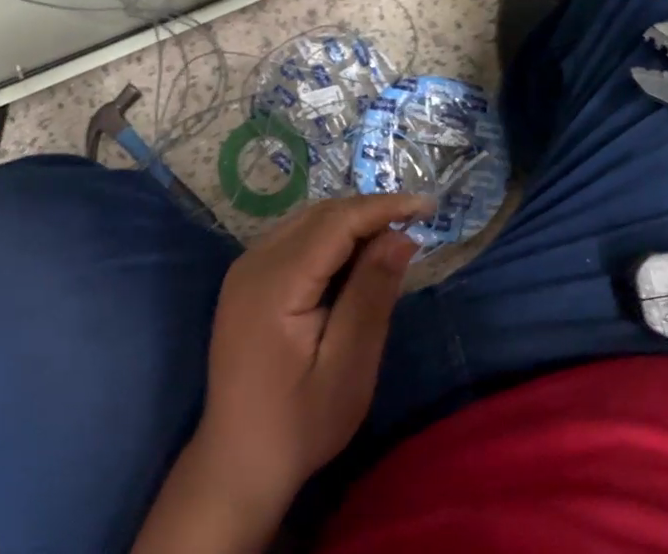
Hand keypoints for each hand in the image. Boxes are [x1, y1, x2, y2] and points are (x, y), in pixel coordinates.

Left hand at [199, 193, 428, 489]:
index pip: (335, 222)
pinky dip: (330, 239)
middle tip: (417, 225)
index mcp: (274, 283)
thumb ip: (371, 294)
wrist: (238, 461)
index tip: (428, 207)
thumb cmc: (300, 422)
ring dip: (350, 223)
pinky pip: (293, 240)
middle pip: (319, 215)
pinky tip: (355, 259)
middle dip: (369, 211)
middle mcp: (252, 264)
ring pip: (305, 223)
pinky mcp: (246, 282)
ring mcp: (244, 271)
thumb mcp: (348, 364)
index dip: (383, 207)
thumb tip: (401, 235)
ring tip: (394, 239)